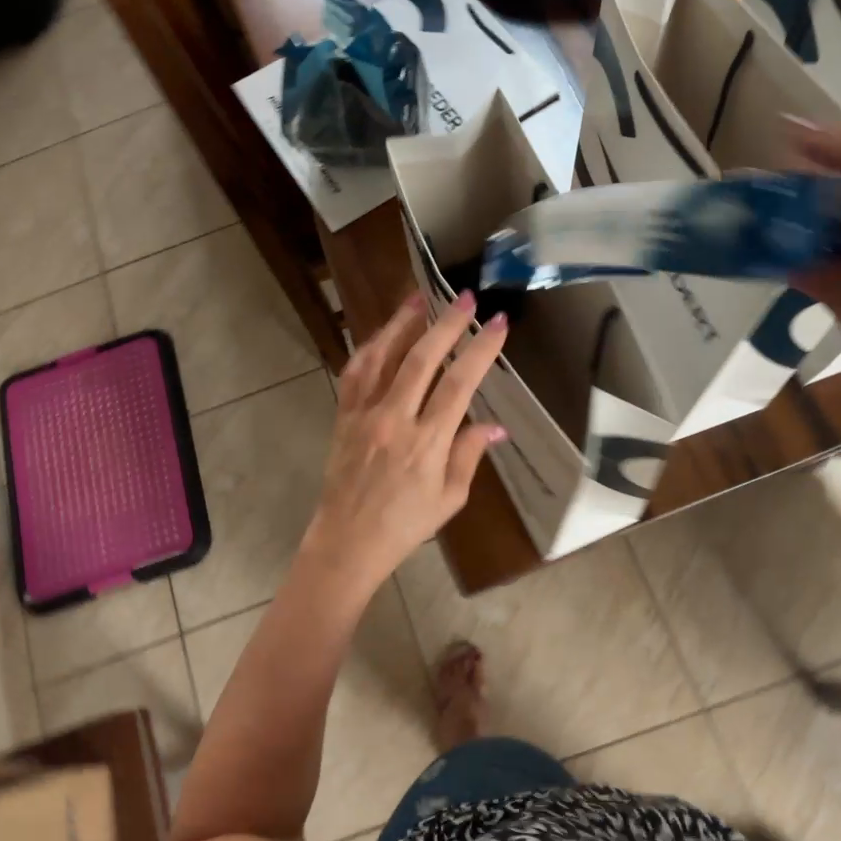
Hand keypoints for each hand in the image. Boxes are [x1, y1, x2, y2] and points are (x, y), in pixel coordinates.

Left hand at [297, 291, 508, 589]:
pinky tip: (382, 334)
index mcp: (427, 443)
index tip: (498, 324)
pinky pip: (355, 374)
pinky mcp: (343, 417)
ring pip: (382, 358)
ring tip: (419, 298)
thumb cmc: (405, 526)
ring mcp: (363, 415)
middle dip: (447, 324)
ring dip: (402, 324)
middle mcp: (394, 420)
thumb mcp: (449, 498)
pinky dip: (369, 349)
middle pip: (421, 360)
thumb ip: (469, 455)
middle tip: (466, 298)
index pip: (460, 384)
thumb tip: (494, 425)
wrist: (347, 542)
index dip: (481, 350)